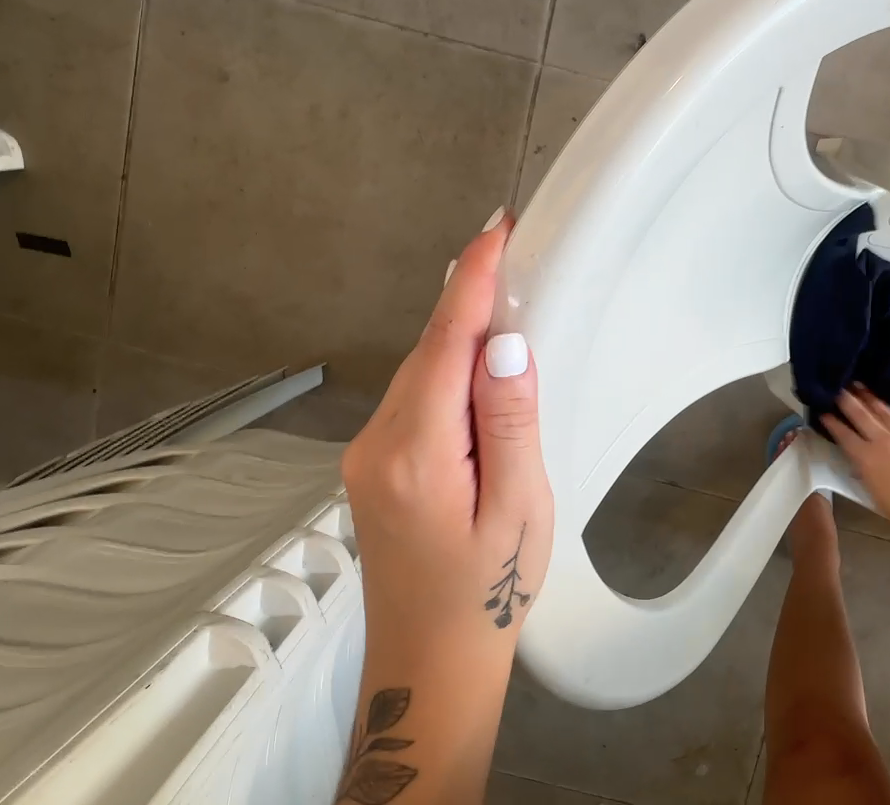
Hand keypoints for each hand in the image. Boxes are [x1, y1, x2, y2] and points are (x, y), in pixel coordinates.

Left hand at [341, 213, 553, 654]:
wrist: (431, 661)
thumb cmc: (488, 591)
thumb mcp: (518, 505)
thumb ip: (510, 421)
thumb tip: (507, 344)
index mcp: (415, 450)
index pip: (444, 342)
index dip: (472, 280)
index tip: (495, 229)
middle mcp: (377, 442)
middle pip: (431, 350)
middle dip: (473, 302)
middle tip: (520, 259)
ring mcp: (368, 454)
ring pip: (424, 373)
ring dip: (465, 338)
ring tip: (514, 313)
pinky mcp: (376, 465)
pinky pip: (419, 398)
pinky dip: (452, 373)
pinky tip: (484, 375)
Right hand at [817, 386, 889, 540]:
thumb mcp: (876, 496)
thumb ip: (866, 474)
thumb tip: (860, 464)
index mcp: (867, 460)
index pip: (845, 436)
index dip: (833, 423)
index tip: (824, 412)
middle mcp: (883, 442)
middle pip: (862, 416)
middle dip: (848, 400)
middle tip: (839, 387)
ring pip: (883, 412)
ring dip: (869, 398)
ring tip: (859, 386)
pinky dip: (889, 410)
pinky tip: (885, 405)